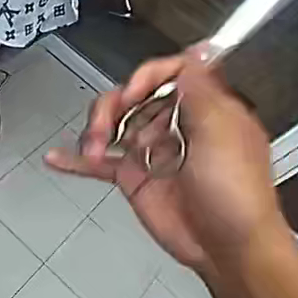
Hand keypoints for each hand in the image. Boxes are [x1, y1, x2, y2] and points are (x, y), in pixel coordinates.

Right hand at [45, 51, 286, 272]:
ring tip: (90, 148)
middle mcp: (176, 125)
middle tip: (105, 126)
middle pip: (133, 97)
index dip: (147, 76)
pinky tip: (59, 157)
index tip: (133, 91)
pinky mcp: (135, 178)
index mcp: (203, 107)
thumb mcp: (222, 130)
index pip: (169, 73)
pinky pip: (100, 164)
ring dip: (94, 130)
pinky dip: (77, 160)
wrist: (227, 246)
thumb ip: (201, 88)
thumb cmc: (238, 194)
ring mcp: (153, 152)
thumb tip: (195, 51)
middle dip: (113, 106)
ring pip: (113, 125)